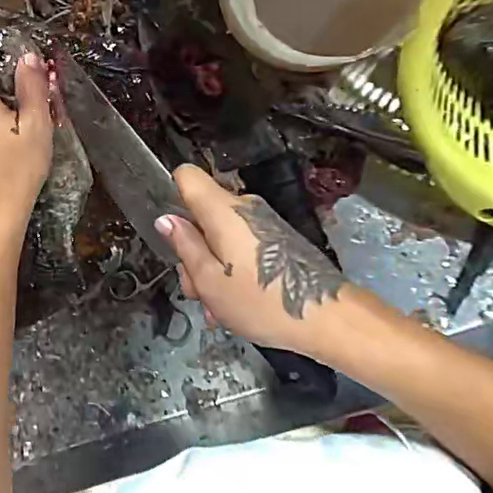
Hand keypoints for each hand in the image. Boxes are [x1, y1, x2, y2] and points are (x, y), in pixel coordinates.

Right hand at [155, 164, 350, 354]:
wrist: (326, 317)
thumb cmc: (261, 301)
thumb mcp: (209, 281)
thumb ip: (185, 246)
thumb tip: (166, 219)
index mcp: (223, 209)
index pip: (186, 175)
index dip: (171, 195)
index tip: (170, 229)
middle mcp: (245, 206)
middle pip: (202, 214)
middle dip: (192, 250)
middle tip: (197, 289)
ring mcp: (264, 222)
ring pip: (221, 236)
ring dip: (212, 268)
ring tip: (219, 307)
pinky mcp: (279, 239)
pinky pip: (242, 246)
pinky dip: (234, 270)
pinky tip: (237, 303)